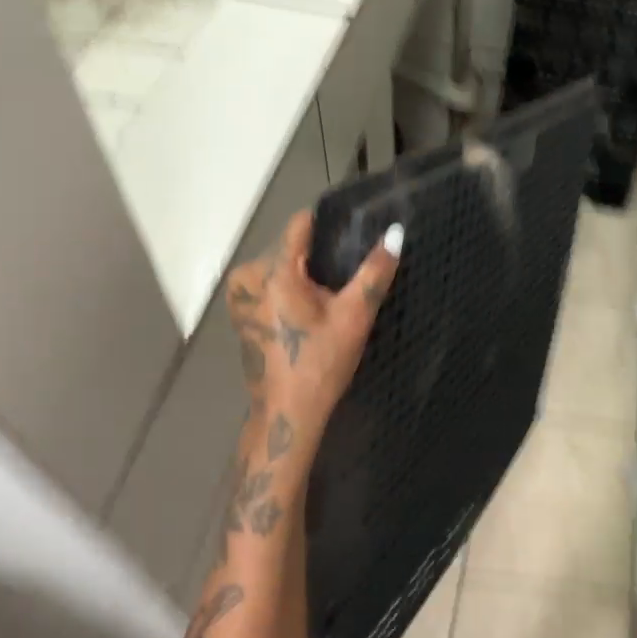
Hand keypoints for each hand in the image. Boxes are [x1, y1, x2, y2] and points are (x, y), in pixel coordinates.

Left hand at [226, 211, 401, 459]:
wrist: (286, 414)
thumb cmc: (320, 363)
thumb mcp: (354, 316)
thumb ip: (375, 271)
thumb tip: (397, 233)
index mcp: (271, 271)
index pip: (300, 224)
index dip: (329, 225)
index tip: (356, 232)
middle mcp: (247, 275)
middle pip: (291, 246)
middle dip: (319, 256)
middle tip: (349, 275)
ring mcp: (239, 294)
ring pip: (282, 264)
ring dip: (305, 273)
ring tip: (333, 294)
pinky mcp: (240, 310)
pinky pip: (270, 282)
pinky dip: (290, 288)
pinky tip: (311, 309)